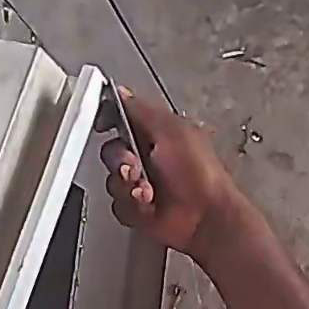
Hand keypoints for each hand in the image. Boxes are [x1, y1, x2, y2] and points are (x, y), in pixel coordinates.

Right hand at [100, 89, 247, 263]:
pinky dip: (132, 205)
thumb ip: (141, 111)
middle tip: (133, 167)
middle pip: (111, 151)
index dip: (109, 120)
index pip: (124, 120)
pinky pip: (118, 204)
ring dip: (127, 185)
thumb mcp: (171, 131)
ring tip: (147, 191)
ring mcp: (142, 184)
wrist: (205, 216)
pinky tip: (149, 205)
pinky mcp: (138, 208)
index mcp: (158, 134)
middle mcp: (148, 158)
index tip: (104, 124)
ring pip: (112, 180)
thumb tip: (121, 93)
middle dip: (119, 159)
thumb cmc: (198, 173)